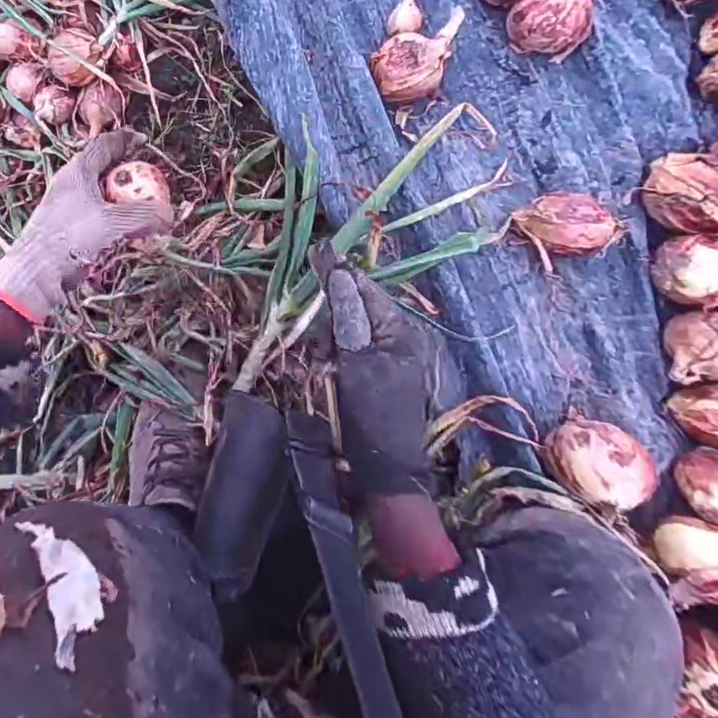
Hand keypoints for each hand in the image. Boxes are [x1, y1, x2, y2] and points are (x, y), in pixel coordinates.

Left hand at [0, 130, 172, 321]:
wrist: (38, 272)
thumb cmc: (71, 236)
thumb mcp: (113, 221)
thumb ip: (144, 215)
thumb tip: (168, 215)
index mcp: (77, 172)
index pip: (103, 146)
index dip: (124, 140)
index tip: (142, 140)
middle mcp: (70, 186)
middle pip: (102, 170)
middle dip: (125, 173)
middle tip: (146, 177)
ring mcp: (67, 208)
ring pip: (100, 196)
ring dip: (122, 201)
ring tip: (141, 211)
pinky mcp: (68, 230)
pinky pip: (97, 219)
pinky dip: (114, 221)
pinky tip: (126, 234)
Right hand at [314, 248, 439, 497]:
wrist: (387, 467)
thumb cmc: (373, 414)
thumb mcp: (356, 362)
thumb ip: (348, 316)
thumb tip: (339, 275)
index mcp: (400, 328)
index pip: (364, 289)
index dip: (338, 271)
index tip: (318, 250)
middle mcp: (400, 335)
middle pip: (355, 307)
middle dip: (330, 319)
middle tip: (318, 346)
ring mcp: (392, 353)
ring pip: (349, 328)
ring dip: (329, 341)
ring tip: (323, 367)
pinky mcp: (380, 370)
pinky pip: (352, 349)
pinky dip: (336, 356)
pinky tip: (329, 372)